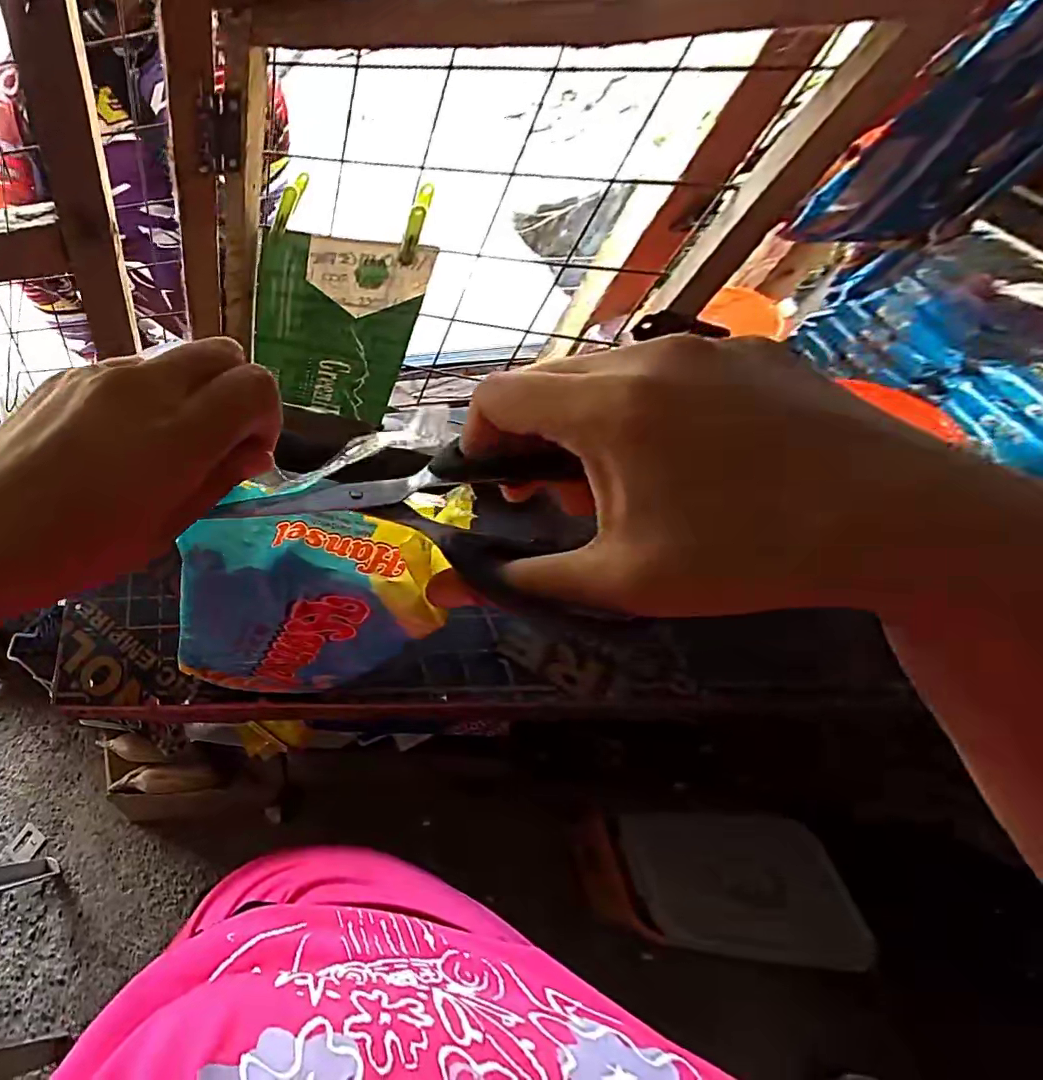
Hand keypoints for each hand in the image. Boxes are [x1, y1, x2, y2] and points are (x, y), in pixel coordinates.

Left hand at [0, 338, 280, 626]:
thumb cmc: (71, 555)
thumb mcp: (158, 533)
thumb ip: (214, 482)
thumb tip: (250, 450)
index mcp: (175, 432)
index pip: (255, 385)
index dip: (266, 418)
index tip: (247, 456)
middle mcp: (142, 385)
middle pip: (221, 354)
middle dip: (233, 394)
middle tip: (211, 447)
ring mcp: (97, 374)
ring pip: (170, 361)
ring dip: (184, 395)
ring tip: (149, 452)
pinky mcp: (62, 376)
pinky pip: (123, 373)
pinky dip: (139, 398)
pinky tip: (104, 446)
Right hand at [449, 334, 986, 617]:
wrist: (919, 527)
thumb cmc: (749, 556)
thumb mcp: (619, 580)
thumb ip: (521, 578)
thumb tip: (445, 588)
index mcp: (610, 406)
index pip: (497, 394)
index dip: (477, 438)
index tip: (498, 483)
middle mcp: (649, 359)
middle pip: (541, 380)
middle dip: (525, 434)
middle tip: (553, 492)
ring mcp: (706, 348)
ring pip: (596, 371)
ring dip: (576, 418)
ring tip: (615, 475)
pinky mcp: (750, 351)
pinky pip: (655, 367)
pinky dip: (632, 403)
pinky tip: (673, 453)